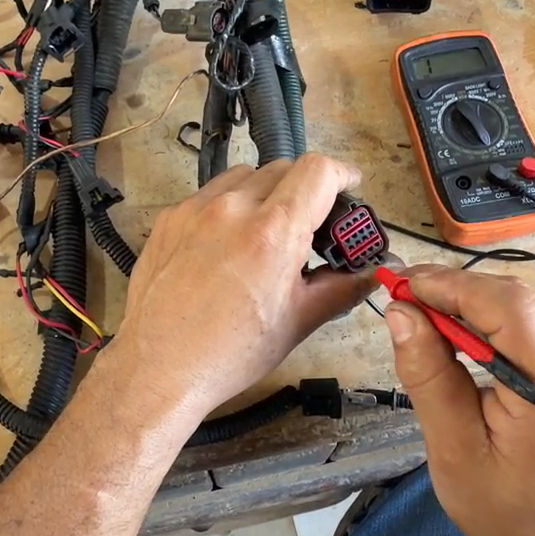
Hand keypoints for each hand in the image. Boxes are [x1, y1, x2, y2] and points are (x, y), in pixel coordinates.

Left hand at [103, 156, 374, 419]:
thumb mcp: (298, 321)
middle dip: (306, 190)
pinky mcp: (171, 218)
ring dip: (265, 193)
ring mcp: (196, 209)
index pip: (318, 171)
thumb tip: (374, 271)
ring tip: (267, 234)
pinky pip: (210, 194)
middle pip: (284, 169)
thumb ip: (343, 287)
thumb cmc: (227, 352)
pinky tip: (229, 244)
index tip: (349, 185)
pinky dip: (229, 207)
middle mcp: (232, 209)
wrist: (160, 366)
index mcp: (272, 232)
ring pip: (245, 176)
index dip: (343, 173)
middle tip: (312, 224)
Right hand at [384, 265, 534, 535]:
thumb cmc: (502, 511)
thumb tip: (401, 312)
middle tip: (405, 298)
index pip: (510, 309)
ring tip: (425, 315)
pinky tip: (461, 337)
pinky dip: (493, 322)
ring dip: (473, 304)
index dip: (453, 285)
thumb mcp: (452, 448)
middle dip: (457, 291)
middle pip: (520, 303)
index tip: (403, 284)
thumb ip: (429, 374)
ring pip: (528, 311)